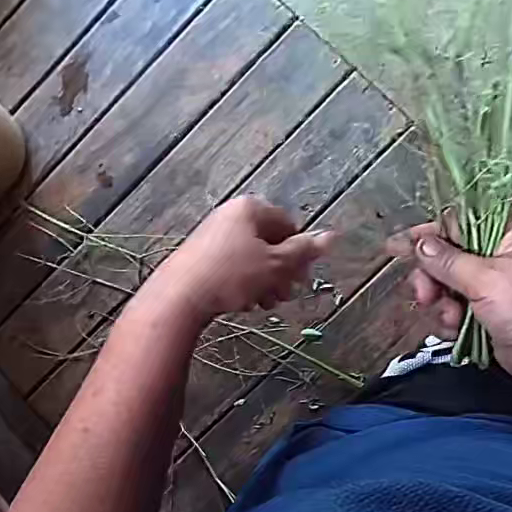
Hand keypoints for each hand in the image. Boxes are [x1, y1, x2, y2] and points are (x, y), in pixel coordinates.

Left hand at [140, 194, 333, 321]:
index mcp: (250, 208)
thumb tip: (332, 236)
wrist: (179, 297)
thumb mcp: (275, 265)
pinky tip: (242, 303)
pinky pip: (230, 267)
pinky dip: (242, 284)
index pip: (288, 226)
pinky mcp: (199, 258)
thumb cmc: (231, 276)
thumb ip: (304, 252)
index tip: (300, 278)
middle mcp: (230, 216)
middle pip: (269, 243)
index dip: (299, 254)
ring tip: (263, 303)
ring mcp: (212, 236)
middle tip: (283, 296)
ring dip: (264, 282)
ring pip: (250, 258)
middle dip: (280, 272)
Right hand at [387, 220, 511, 383]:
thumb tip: (420, 243)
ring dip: (440, 305)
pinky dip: (448, 322)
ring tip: (451, 318)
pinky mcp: (484, 316)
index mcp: (507, 237)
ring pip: (444, 290)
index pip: (456, 226)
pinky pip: (452, 313)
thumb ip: (449, 261)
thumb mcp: (488, 279)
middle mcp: (497, 259)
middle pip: (444, 260)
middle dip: (430, 279)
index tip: (396, 246)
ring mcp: (490, 289)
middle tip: (424, 295)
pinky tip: (455, 330)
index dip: (425, 236)